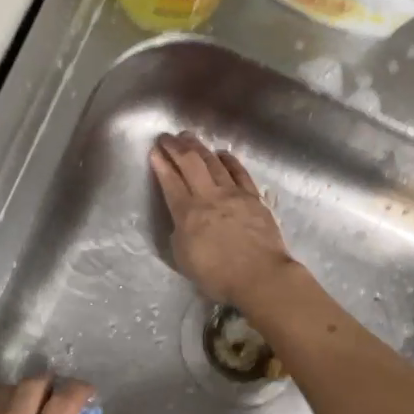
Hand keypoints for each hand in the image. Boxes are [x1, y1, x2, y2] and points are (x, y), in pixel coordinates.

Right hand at [150, 132, 298, 307]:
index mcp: (187, 213)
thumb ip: (179, 232)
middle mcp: (209, 196)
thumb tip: (182, 218)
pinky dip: (228, 160)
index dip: (160, 164)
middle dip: (176, 147)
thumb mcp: (184, 258)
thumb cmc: (218, 276)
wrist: (260, 276)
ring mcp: (233, 194)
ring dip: (199, 147)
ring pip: (213, 162)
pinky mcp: (253, 197)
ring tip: (188, 137)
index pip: (170, 181)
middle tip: (166, 137)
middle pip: (190, 163)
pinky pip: (239, 172)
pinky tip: (221, 153)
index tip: (154, 151)